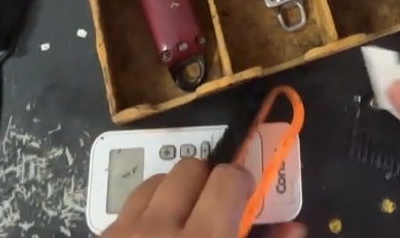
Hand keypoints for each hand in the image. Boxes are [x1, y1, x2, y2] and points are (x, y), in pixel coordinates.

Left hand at [102, 157, 304, 237]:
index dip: (241, 185)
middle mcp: (160, 228)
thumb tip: (297, 227)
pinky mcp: (102, 237)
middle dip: (209, 186)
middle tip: (215, 217)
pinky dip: (143, 214)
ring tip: (182, 227)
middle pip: (192, 169)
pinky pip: (126, 206)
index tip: (244, 201)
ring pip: (156, 181)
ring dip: (173, 196)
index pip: (229, 179)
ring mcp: (124, 233)